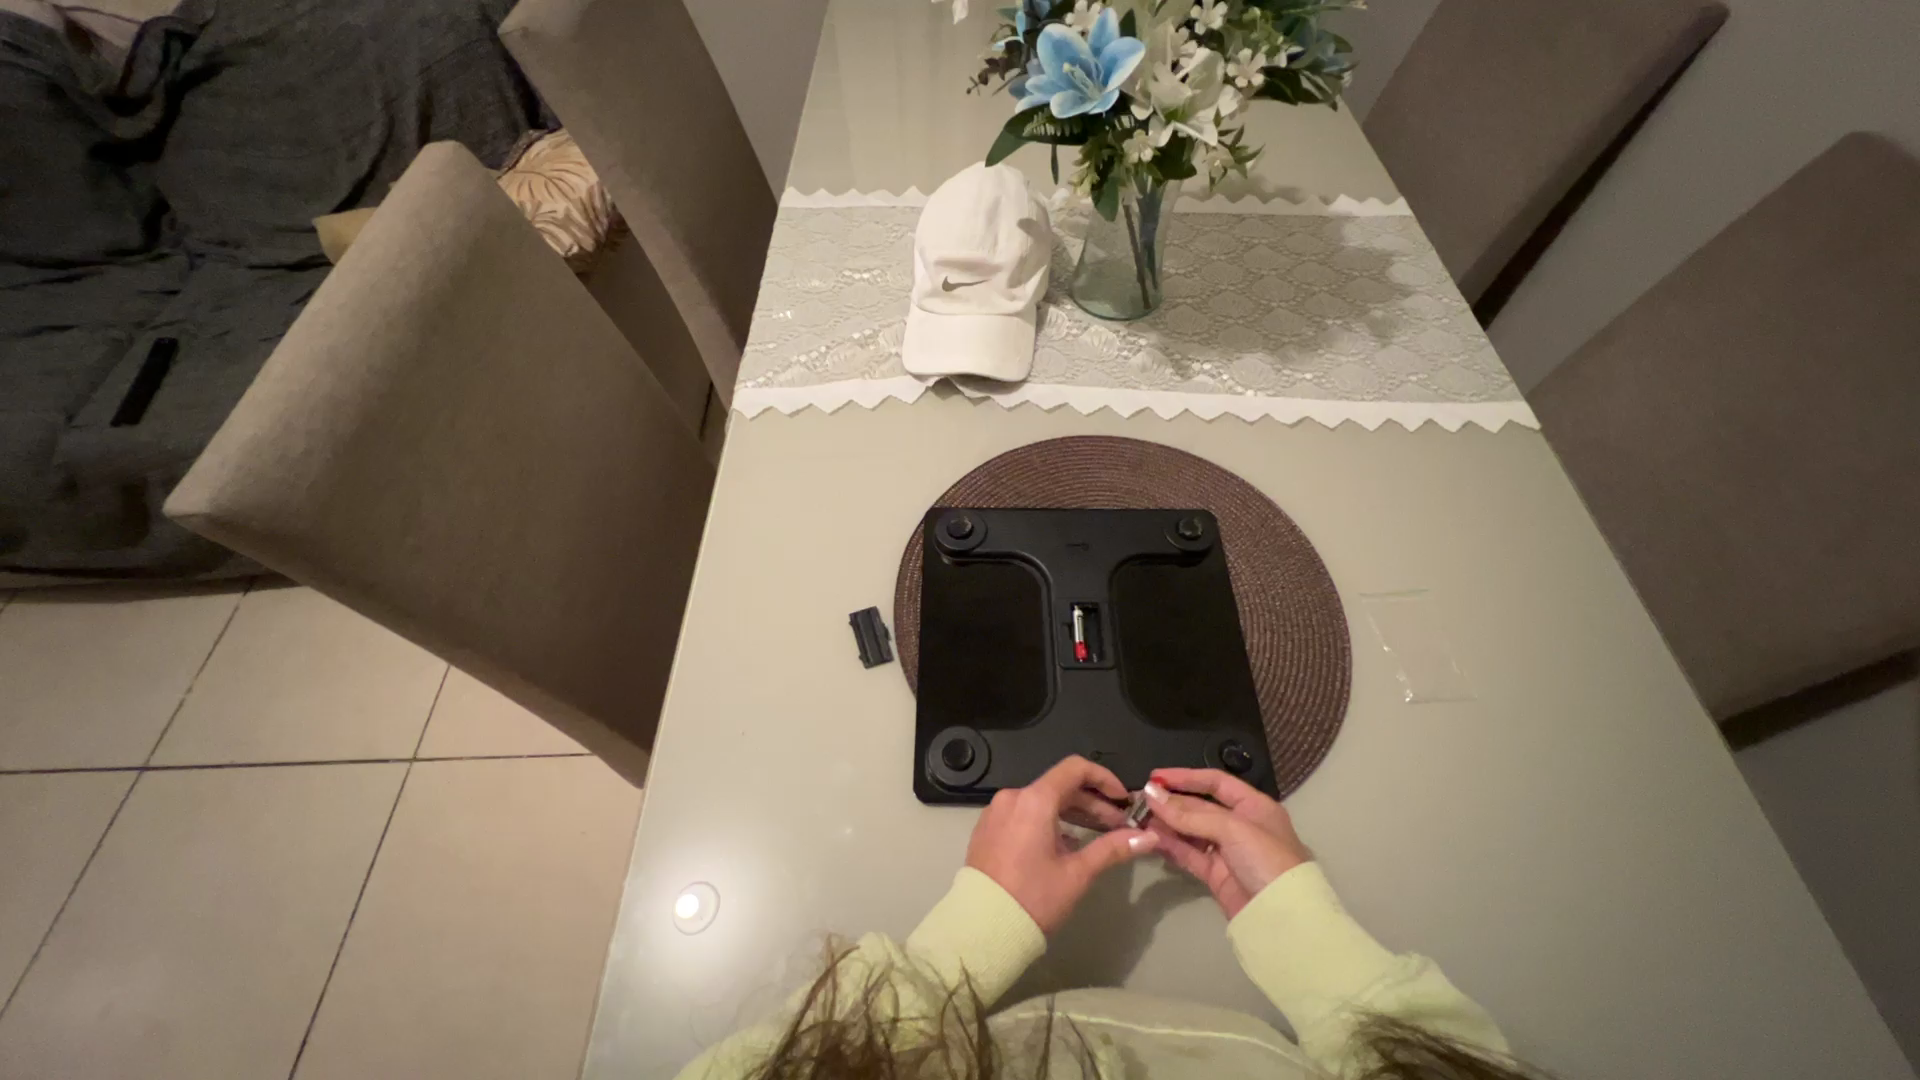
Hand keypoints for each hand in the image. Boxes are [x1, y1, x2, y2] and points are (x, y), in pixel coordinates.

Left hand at [966, 755, 1159, 932]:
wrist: (981, 928)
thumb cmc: (1033, 898)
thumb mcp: (1077, 874)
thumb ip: (1112, 849)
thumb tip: (1148, 837)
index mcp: (1034, 800)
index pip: (1075, 769)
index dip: (1103, 778)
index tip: (1123, 798)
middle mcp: (1013, 797)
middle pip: (1059, 787)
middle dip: (1092, 803)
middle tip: (1119, 825)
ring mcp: (996, 811)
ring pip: (1041, 801)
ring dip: (1071, 813)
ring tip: (1096, 836)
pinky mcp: (987, 828)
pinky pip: (1023, 813)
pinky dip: (1047, 821)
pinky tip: (1063, 845)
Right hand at [1143, 768, 1311, 917]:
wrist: (1285, 919)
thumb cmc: (1267, 861)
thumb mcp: (1233, 829)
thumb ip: (1190, 814)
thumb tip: (1151, 794)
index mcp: (1254, 806)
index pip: (1216, 782)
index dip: (1186, 777)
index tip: (1155, 776)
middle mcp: (1240, 825)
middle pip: (1199, 807)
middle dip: (1171, 803)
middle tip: (1140, 800)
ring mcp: (1227, 852)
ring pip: (1190, 831)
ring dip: (1167, 824)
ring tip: (1140, 819)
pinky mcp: (1216, 875)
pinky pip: (1189, 854)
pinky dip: (1171, 846)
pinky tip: (1151, 838)